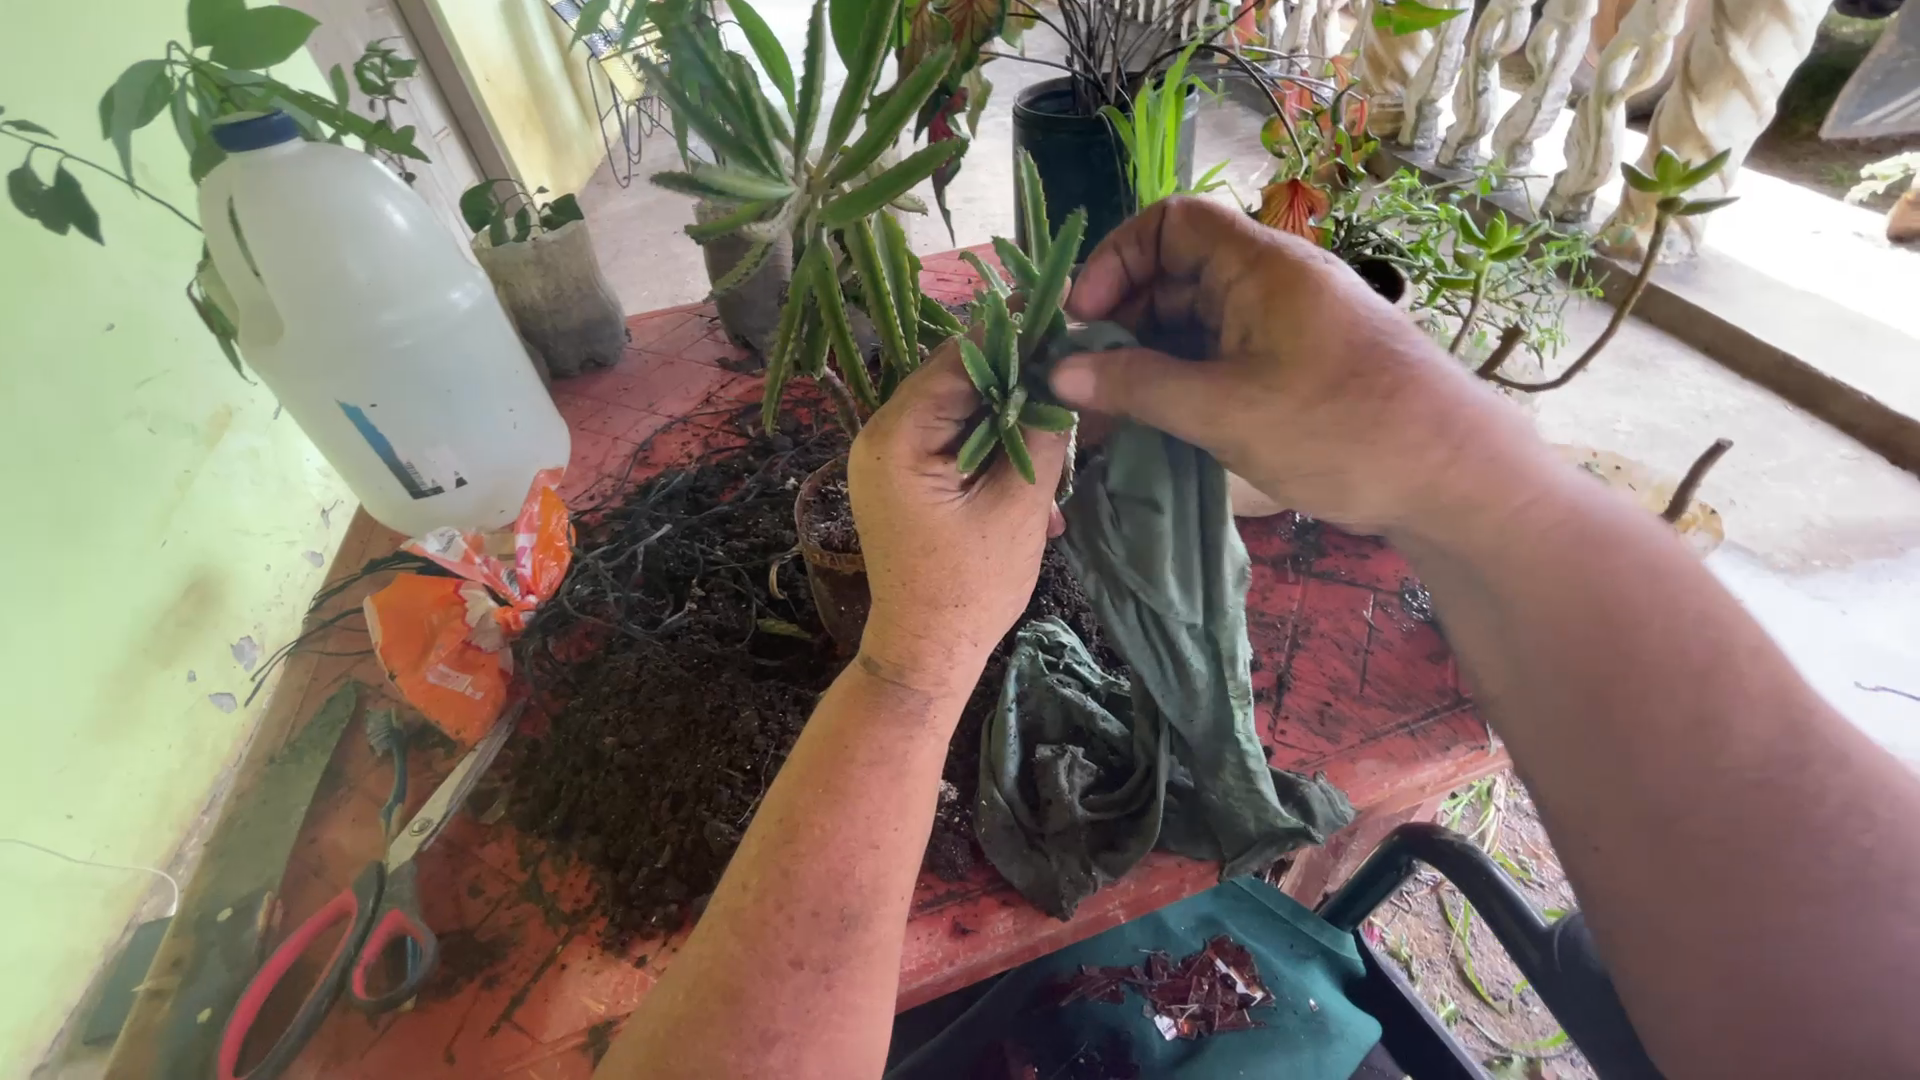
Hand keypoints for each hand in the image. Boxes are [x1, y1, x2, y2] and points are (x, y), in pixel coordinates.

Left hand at [847, 340, 1069, 698]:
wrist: (928, 651)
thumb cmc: (972, 588)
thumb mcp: (1018, 507)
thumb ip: (1042, 435)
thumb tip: (1064, 379)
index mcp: (897, 439)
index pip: (956, 361)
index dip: (1009, 336)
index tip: (1058, 313)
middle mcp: (878, 438)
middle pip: (952, 380)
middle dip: (1010, 375)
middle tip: (1065, 364)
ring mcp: (885, 459)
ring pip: (953, 409)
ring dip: (1003, 413)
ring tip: (1054, 415)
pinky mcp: (899, 478)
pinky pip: (946, 440)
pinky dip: (986, 442)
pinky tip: (1026, 459)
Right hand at [1049, 197, 1537, 536]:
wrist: (1452, 479)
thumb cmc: (1339, 429)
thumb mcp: (1224, 410)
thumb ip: (1137, 386)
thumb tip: (1058, 372)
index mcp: (1259, 266)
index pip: (1169, 222)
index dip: (1116, 261)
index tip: (1082, 321)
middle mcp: (1268, 284)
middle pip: (1174, 277)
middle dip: (1120, 323)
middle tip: (1082, 380)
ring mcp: (1280, 328)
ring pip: (1191, 325)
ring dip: (1145, 361)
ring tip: (1107, 413)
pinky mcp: (1289, 368)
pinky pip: (1216, 359)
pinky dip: (1178, 384)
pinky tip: (1152, 422)